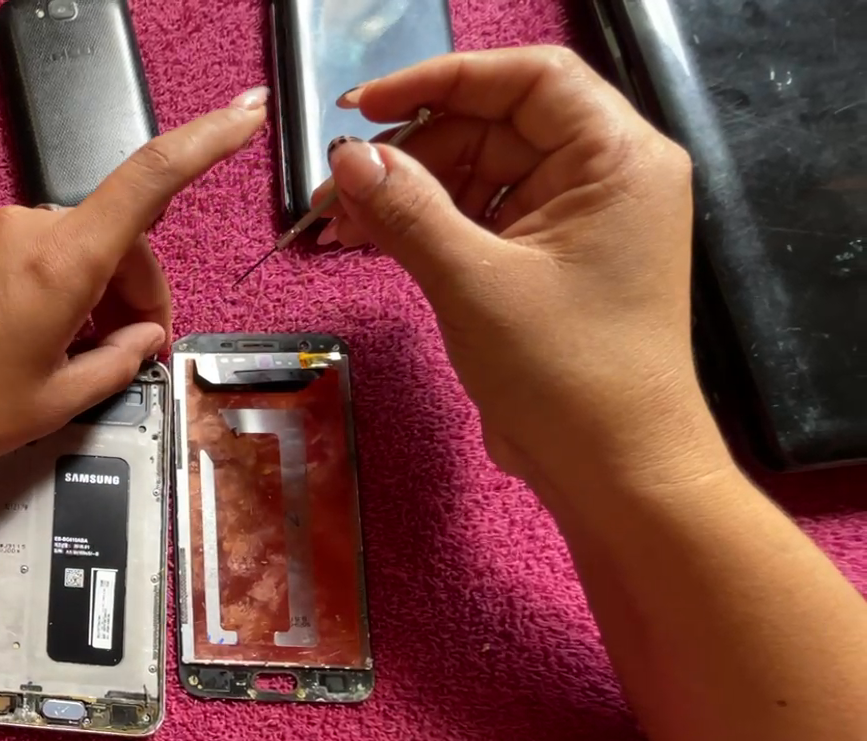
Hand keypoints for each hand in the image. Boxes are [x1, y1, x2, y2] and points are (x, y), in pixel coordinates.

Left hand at [0, 88, 271, 486]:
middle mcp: (23, 231)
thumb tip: (143, 337)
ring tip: (82, 358)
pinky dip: (55, 288)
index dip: (206, 142)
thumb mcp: (56, 402)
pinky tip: (44, 339)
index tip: (248, 114)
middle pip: (111, 235)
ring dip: (93, 293)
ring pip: (71, 248)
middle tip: (136, 351)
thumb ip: (116, 361)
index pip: (148, 181)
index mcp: (58, 262)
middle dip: (136, 291)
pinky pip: (30, 256)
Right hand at [317, 47, 730, 501]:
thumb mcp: (473, 281)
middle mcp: (594, 177)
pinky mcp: (531, 262)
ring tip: (337, 229)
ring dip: (401, 197)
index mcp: (613, 158)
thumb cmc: (561, 365)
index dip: (440, 81)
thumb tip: (345, 160)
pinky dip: (415, 230)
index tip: (359, 108)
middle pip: (488, 130)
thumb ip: (408, 212)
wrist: (602, 455)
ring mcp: (560, 222)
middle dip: (405, 156)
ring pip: (469, 179)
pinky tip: (367, 243)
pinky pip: (466, 222)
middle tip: (332, 194)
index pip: (526, 80)